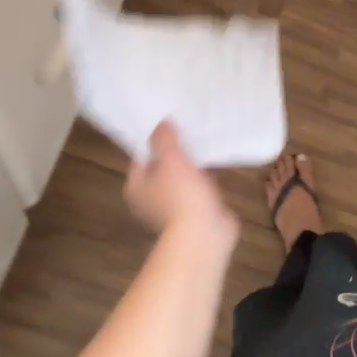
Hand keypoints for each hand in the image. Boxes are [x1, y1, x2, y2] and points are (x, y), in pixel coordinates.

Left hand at [125, 122, 237, 249]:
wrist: (205, 233)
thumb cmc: (181, 195)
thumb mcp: (169, 159)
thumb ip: (164, 139)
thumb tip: (163, 123)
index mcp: (136, 186)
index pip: (141, 156)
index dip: (155, 139)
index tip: (171, 123)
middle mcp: (152, 198)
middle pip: (163, 167)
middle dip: (178, 150)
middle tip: (191, 129)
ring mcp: (175, 207)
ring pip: (184, 177)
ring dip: (195, 163)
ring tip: (208, 140)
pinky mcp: (197, 212)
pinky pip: (201, 187)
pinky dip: (208, 176)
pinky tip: (220, 161)